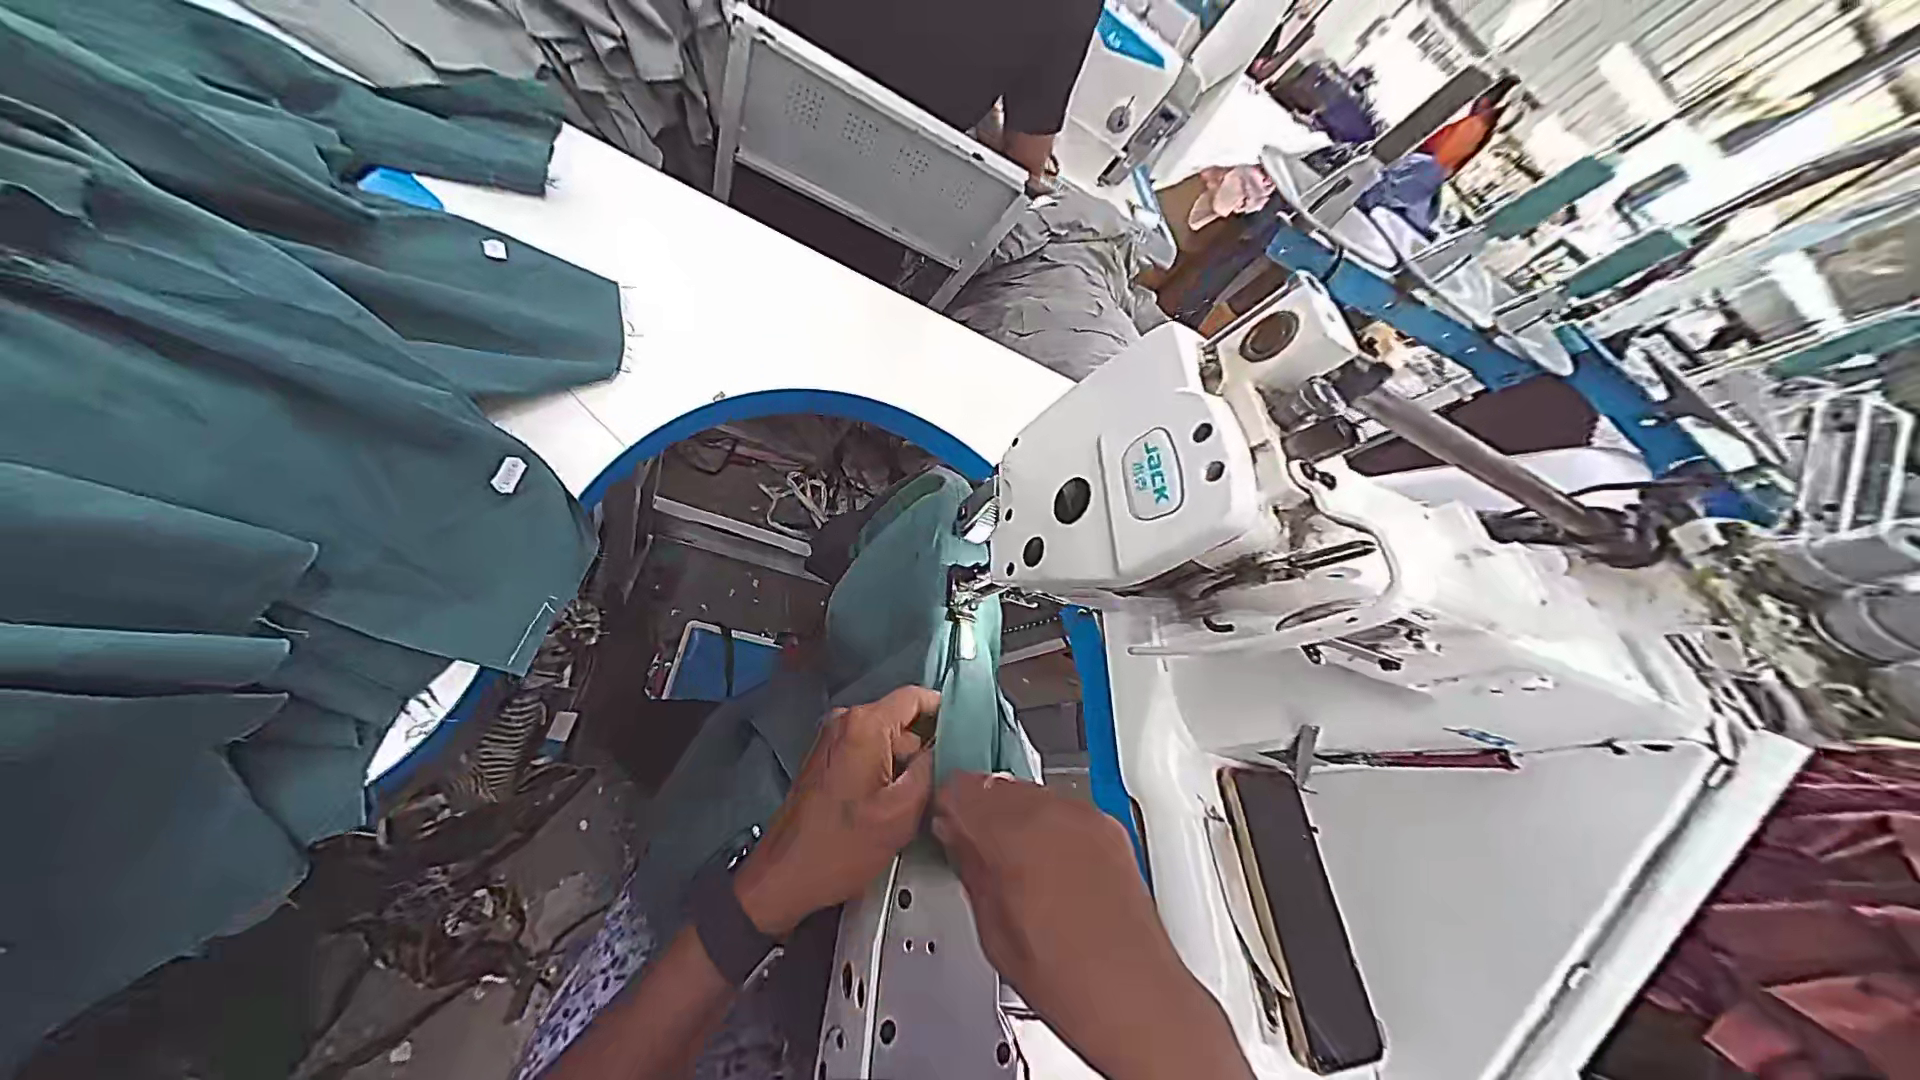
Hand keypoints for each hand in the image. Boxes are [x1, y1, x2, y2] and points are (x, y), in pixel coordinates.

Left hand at [733, 686, 937, 937]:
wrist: (784, 877)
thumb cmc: (839, 847)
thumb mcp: (903, 810)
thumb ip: (932, 769)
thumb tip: (946, 748)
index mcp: (865, 724)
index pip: (917, 697)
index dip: (945, 712)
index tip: (965, 735)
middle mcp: (846, 721)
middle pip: (903, 720)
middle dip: (925, 748)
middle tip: (942, 781)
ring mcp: (833, 738)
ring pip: (888, 738)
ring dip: (904, 764)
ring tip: (914, 801)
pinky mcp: (827, 757)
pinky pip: (868, 750)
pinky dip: (884, 770)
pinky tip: (890, 804)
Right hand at [932, 773, 1254, 1079]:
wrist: (1136, 995)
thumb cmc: (1069, 978)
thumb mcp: (993, 930)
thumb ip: (970, 867)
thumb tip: (957, 839)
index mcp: (1014, 834)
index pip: (962, 788)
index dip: (946, 804)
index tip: (943, 820)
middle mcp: (1051, 812)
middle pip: (995, 784)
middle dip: (978, 807)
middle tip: (970, 840)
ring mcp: (1084, 816)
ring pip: (1029, 791)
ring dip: (1012, 813)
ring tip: (1010, 856)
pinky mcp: (1107, 826)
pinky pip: (1062, 806)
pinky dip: (1045, 821)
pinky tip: (1045, 860)